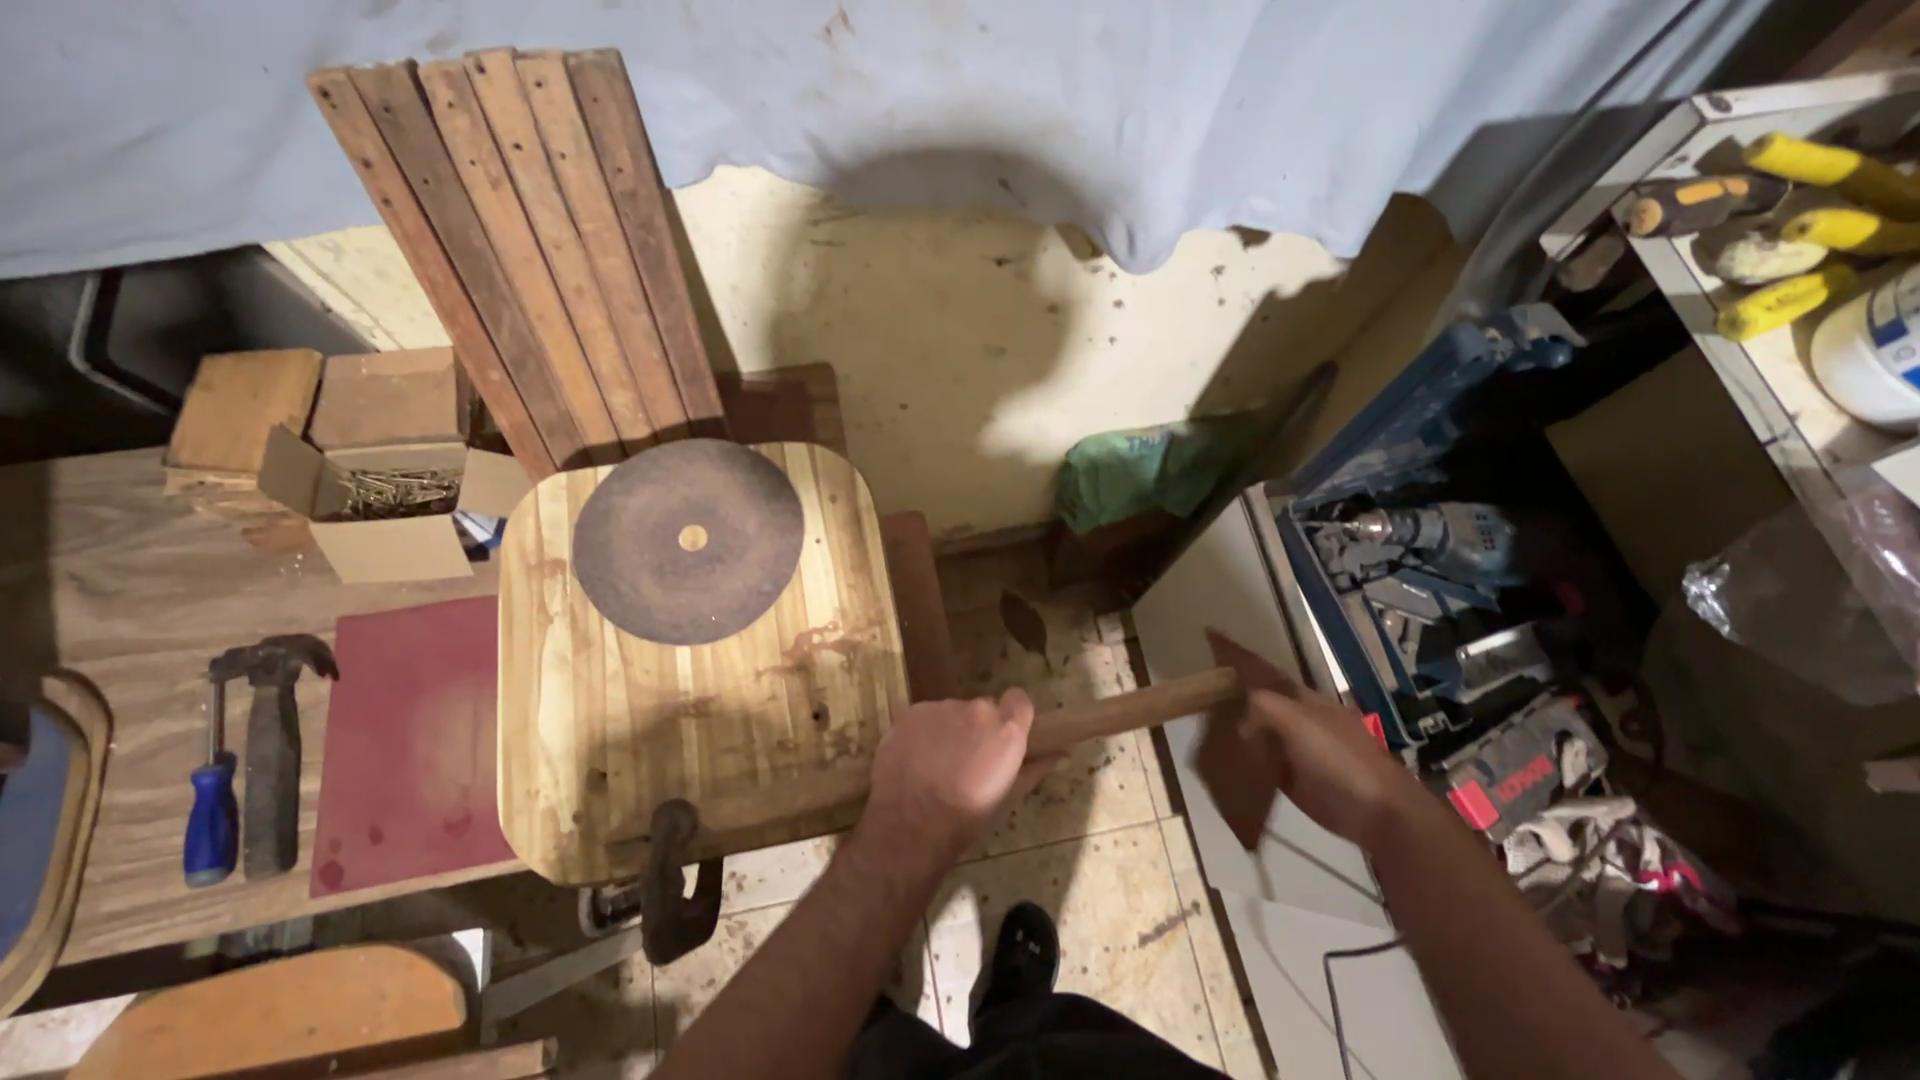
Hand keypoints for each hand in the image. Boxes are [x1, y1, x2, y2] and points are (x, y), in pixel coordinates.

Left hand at [860, 689, 1055, 865]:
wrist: (912, 822)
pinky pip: (925, 716)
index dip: (1011, 715)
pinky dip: (924, 732)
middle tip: (967, 759)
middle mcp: (977, 709)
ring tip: (937, 763)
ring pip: (951, 712)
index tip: (1002, 736)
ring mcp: (941, 708)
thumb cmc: (967, 816)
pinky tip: (916, 759)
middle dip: (977, 727)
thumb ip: (1036, 767)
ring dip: (949, 729)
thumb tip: (1064, 755)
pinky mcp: (911, 712)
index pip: (1019, 699)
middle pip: (982, 708)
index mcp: (1006, 728)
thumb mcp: (1007, 794)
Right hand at [1209, 629, 1422, 850]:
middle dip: (1233, 693)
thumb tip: (1240, 721)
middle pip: (1260, 702)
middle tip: (1198, 689)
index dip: (1241, 655)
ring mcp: (1296, 751)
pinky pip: (1261, 764)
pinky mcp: (1292, 780)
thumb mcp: (1300, 721)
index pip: (1266, 671)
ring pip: (1259, 733)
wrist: (1375, 811)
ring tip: (1203, 725)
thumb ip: (1266, 708)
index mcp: (1304, 700)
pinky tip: (1222, 761)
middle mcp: (1299, 721)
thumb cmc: (1339, 758)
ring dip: (1235, 728)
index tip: (1212, 634)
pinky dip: (1243, 760)